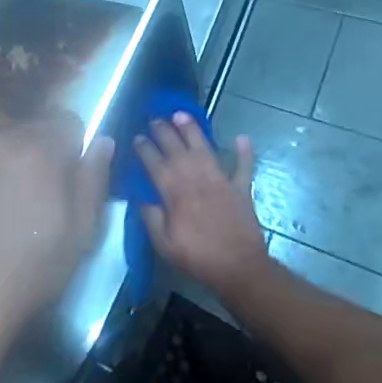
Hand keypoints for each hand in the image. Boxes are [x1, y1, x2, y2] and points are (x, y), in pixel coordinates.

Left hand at [0, 116, 114, 341]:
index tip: (71, 178)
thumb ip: (94, 177)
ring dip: (14, 157)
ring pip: (5, 139)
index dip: (76, 147)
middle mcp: (0, 139)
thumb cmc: (37, 266)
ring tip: (12, 200)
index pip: (68, 121)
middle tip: (43, 194)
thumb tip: (102, 140)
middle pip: (34, 128)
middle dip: (44, 151)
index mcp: (39, 151)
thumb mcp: (83, 229)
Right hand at [134, 113, 270, 295]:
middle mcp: (197, 181)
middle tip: (155, 118)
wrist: (238, 268)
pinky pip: (243, 167)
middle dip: (165, 132)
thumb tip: (142, 200)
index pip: (156, 165)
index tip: (138, 137)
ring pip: (205, 150)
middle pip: (178, 150)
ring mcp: (221, 182)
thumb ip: (152, 219)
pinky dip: (244, 152)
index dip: (146, 149)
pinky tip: (241, 137)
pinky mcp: (241, 189)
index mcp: (176, 195)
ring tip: (182, 115)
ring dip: (193, 131)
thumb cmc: (198, 258)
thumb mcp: (164, 245)